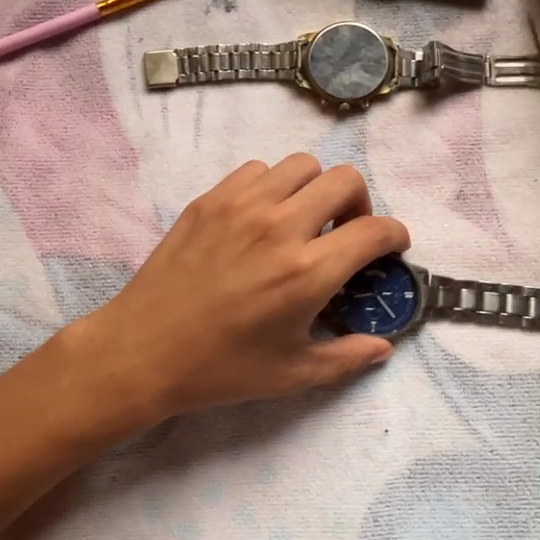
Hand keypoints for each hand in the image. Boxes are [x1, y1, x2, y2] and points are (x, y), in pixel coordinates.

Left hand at [66, 154, 409, 421]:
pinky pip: (256, 170)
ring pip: (300, 165)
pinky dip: (271, 186)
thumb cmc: (221, 369)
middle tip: (344, 233)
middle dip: (358, 204)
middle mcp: (280, 226)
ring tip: (301, 221)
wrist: (144, 350)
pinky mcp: (209, 199)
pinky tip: (260, 218)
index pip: (375, 230)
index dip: (395, 235)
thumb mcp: (292, 375)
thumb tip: (383, 346)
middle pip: (345, 179)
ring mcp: (241, 206)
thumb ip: (347, 357)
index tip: (391, 247)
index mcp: (308, 272)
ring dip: (313, 189)